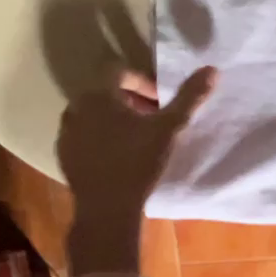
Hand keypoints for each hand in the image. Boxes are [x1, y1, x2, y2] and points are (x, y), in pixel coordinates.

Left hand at [58, 66, 216, 274]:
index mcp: (98, 95)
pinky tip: (120, 154)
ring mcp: (66, 131)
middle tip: (154, 117)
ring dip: (116, 118)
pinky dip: (102, 136)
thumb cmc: (139, 161)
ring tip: (139, 136)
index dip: (142, 80)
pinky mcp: (64, 153)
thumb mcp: (170, 128)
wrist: (108, 207)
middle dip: (131, 100)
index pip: (118, 70)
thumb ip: (189, 98)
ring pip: (94, 113)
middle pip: (105, 91)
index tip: (161, 100)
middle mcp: (75, 107)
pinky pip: (84, 134)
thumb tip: (212, 69)